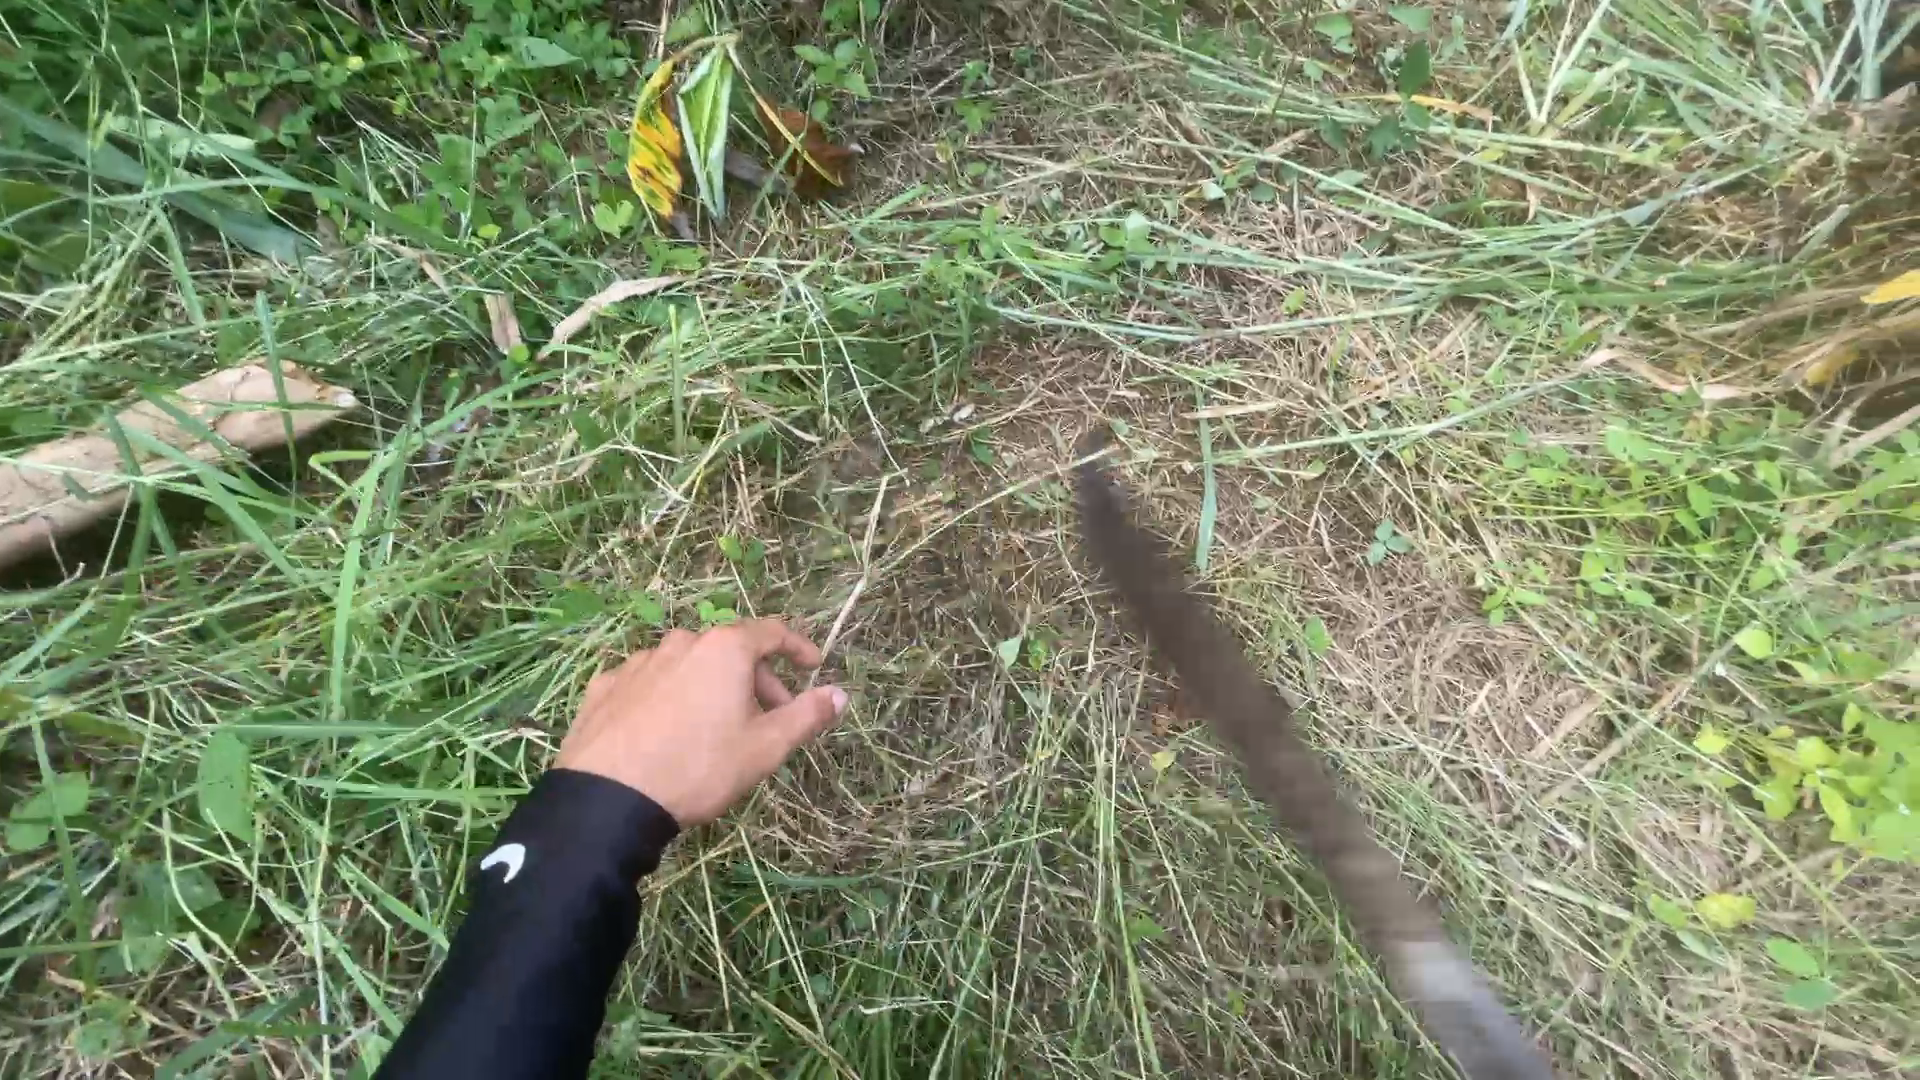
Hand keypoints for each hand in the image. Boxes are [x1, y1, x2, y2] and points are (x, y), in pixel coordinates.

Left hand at [556, 620, 847, 825]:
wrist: (606, 801)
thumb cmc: (699, 767)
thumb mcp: (766, 747)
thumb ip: (807, 716)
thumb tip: (840, 694)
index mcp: (725, 649)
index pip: (773, 632)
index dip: (798, 648)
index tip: (813, 667)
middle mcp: (683, 642)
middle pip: (731, 650)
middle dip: (758, 679)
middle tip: (770, 716)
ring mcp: (639, 662)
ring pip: (690, 664)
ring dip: (713, 685)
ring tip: (717, 725)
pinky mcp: (606, 686)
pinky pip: (650, 681)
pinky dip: (670, 695)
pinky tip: (668, 728)